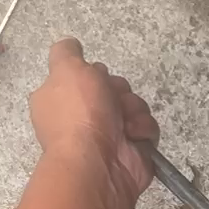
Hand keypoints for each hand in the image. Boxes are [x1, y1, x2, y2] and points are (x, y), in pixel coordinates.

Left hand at [29, 38, 159, 207]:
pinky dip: (143, 129)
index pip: (87, 75)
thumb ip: (67, 52)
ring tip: (123, 124)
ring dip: (133, 110)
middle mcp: (82, 116)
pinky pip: (147, 127)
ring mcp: (108, 134)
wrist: (99, 162)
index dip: (94, 74)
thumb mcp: (67, 69)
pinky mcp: (132, 148)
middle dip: (118, 91)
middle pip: (114, 87)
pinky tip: (133, 136)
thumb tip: (72, 45)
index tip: (93, 79)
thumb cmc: (79, 115)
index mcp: (61, 98)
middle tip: (110, 102)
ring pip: (134, 105)